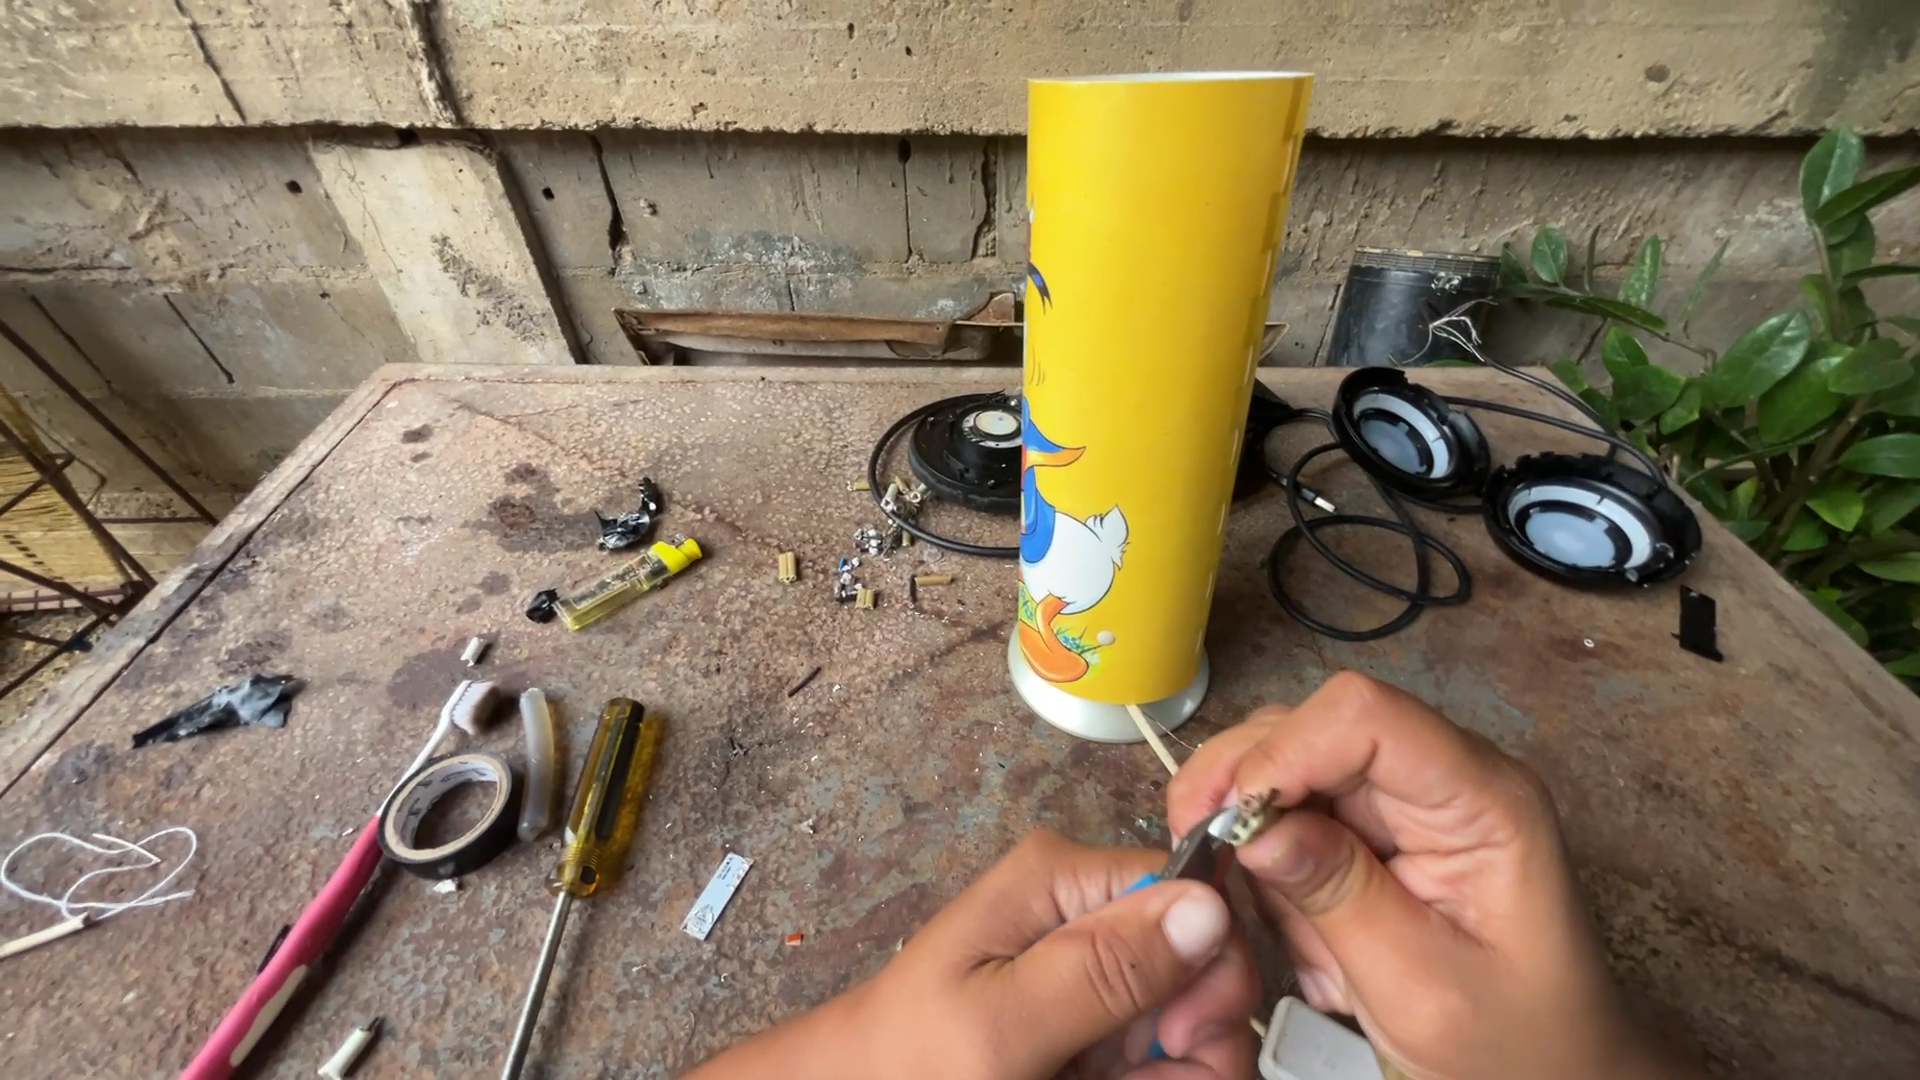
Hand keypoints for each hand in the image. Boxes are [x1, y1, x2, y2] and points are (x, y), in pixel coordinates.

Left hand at [683, 831, 1257, 1079]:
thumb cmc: (918, 1056)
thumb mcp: (1005, 1019)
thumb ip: (1103, 967)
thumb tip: (1208, 904)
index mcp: (1062, 876)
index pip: (1190, 891)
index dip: (1206, 967)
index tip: (1178, 1036)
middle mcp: (1085, 906)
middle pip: (1198, 960)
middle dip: (1191, 1033)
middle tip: (1136, 1077)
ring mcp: (1090, 960)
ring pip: (1188, 1014)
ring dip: (1170, 1068)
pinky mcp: (1091, 1008)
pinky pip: (1157, 1045)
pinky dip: (1150, 1078)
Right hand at [1169, 672, 1674, 1079]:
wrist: (1547, 1072)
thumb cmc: (1514, 1046)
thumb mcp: (1422, 991)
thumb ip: (1338, 897)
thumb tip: (1251, 828)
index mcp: (1478, 797)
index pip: (1363, 715)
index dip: (1285, 751)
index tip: (1237, 821)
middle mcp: (1430, 770)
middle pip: (1302, 724)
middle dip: (1239, 784)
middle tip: (1203, 851)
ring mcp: (1391, 787)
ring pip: (1274, 753)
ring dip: (1243, 822)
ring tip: (1260, 903)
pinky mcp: (1360, 811)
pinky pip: (1278, 798)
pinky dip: (1256, 848)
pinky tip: (1282, 908)